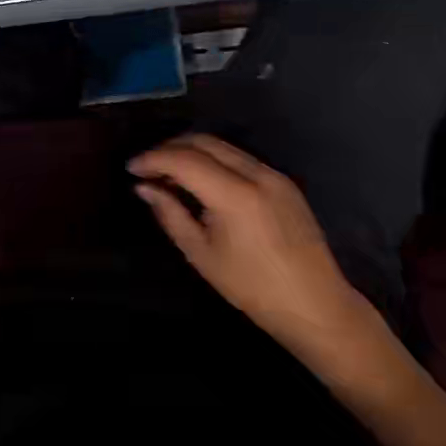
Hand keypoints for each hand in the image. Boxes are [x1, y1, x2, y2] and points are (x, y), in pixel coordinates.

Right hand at [128, 134, 391, 356]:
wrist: (314, 303)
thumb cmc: (251, 288)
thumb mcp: (201, 254)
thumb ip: (170, 214)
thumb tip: (144, 188)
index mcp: (234, 195)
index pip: (184, 159)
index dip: (153, 159)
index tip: (130, 168)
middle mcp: (256, 173)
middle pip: (203, 142)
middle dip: (170, 149)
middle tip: (146, 168)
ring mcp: (274, 174)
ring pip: (223, 147)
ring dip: (191, 152)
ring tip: (169, 174)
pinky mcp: (284, 181)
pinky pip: (240, 158)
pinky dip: (214, 160)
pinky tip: (201, 181)